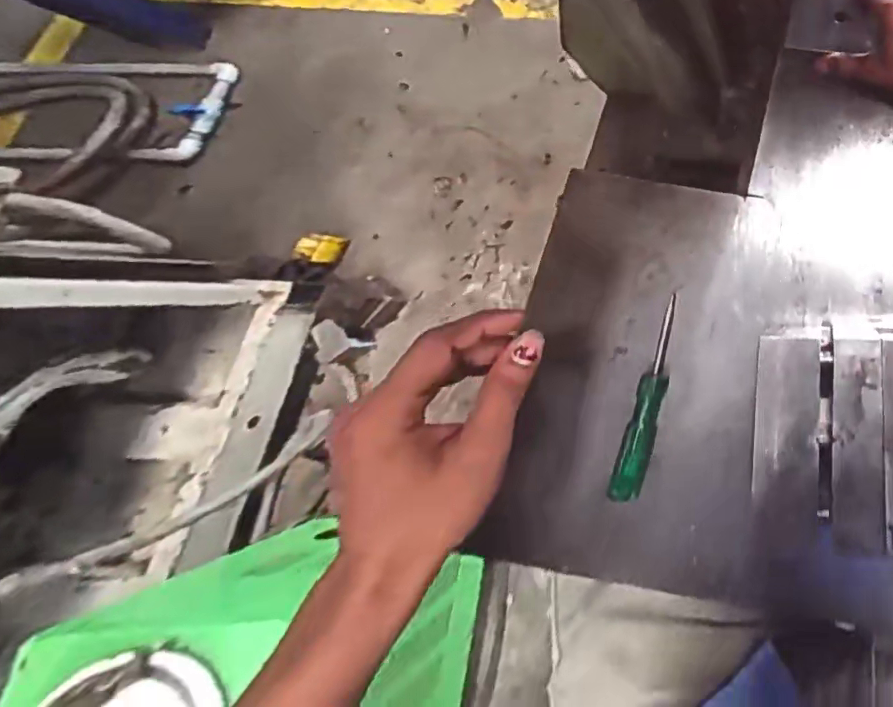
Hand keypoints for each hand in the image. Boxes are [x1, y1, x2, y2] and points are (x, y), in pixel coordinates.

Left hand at [327, 310, 540, 574]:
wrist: (383, 573)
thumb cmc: (432, 517)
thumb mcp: (479, 452)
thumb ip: (504, 392)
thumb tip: (529, 343)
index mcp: (381, 411)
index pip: (435, 346)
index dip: (482, 326)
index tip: (522, 319)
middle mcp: (363, 408)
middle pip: (427, 355)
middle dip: (478, 341)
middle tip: (523, 340)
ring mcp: (362, 420)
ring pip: (422, 370)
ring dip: (466, 358)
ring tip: (509, 355)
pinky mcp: (370, 431)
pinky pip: (415, 388)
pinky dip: (450, 377)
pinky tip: (478, 377)